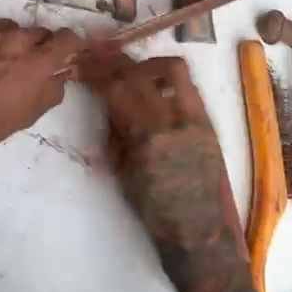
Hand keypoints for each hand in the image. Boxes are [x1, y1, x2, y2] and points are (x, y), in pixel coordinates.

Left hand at [0, 20, 83, 165]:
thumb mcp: (33, 112)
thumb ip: (54, 87)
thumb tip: (61, 72)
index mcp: (37, 61)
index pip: (67, 37)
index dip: (70, 44)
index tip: (66, 50)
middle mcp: (15, 39)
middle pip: (39, 32)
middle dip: (39, 46)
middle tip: (27, 65)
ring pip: (11, 28)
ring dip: (11, 41)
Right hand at [78, 51, 242, 268]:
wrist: (199, 233)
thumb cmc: (153, 211)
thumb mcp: (123, 171)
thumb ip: (116, 132)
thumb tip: (107, 101)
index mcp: (146, 136)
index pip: (116, 87)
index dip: (97, 71)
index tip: (84, 64)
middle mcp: (173, 120)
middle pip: (139, 72)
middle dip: (115, 61)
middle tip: (100, 58)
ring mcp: (195, 118)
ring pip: (172, 69)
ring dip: (146, 64)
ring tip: (131, 71)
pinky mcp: (208, 122)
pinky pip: (187, 87)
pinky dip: (168, 79)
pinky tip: (155, 87)